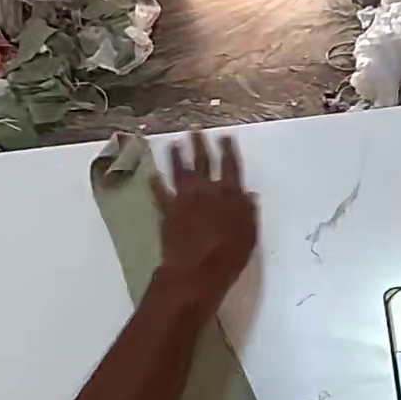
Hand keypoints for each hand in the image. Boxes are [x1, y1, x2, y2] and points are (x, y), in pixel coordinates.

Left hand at [150, 130, 257, 310]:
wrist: (197, 269)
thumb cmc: (230, 255)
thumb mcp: (249, 234)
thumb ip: (247, 211)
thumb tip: (248, 195)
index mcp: (230, 194)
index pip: (231, 166)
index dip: (228, 150)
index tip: (224, 136)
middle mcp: (207, 191)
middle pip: (203, 162)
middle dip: (199, 144)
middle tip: (194, 129)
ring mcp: (185, 199)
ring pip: (180, 172)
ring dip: (176, 156)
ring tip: (172, 143)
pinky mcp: (168, 211)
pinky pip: (160, 194)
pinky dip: (155, 184)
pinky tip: (151, 175)